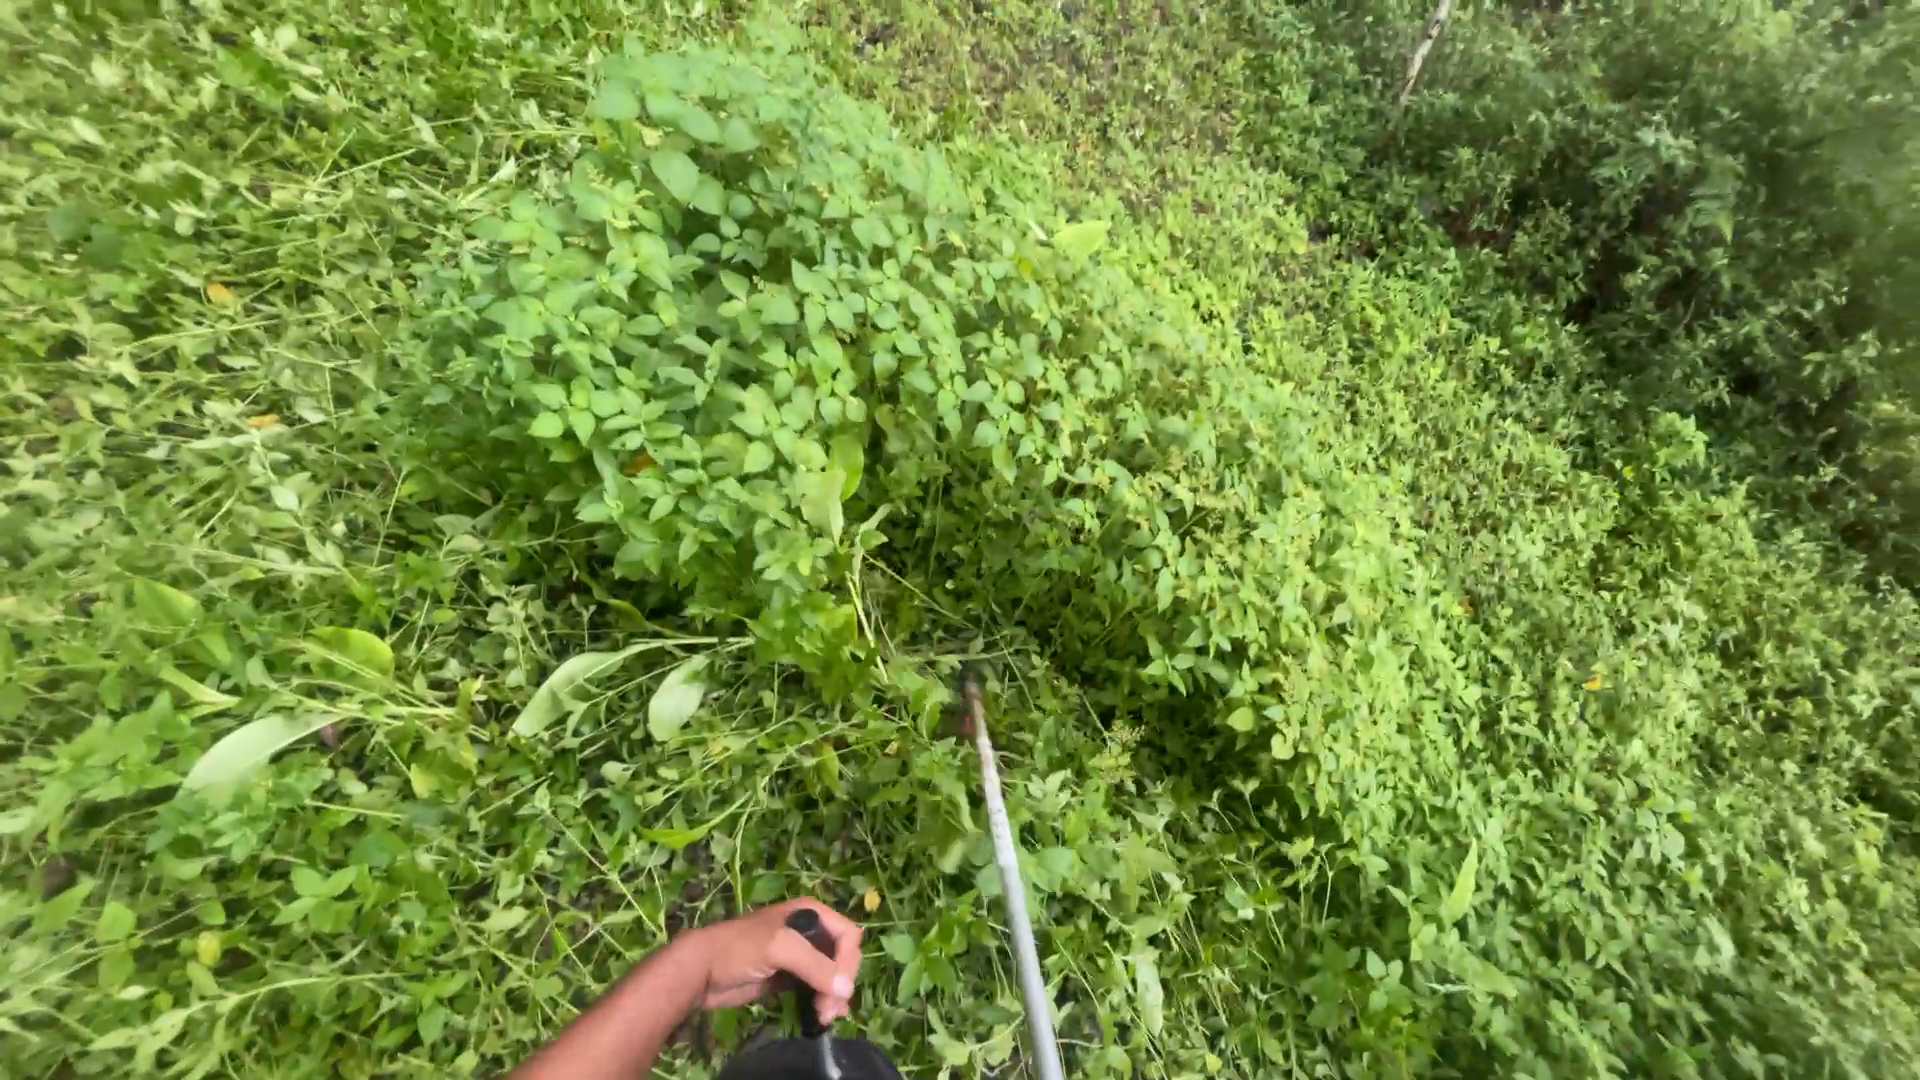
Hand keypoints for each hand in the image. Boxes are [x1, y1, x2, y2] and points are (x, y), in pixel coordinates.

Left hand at [689, 898, 863, 1025]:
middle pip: (842, 956)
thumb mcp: (780, 947)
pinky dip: (822, 1000)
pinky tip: (823, 1016)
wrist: (702, 970)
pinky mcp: (787, 977)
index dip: (848, 961)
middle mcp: (809, 931)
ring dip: (833, 995)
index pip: (847, 935)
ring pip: (830, 974)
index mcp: (811, 913)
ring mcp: (798, 955)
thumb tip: (846, 989)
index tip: (838, 988)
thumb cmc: (740, 948)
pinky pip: (815, 987)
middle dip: (840, 982)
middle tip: (829, 1010)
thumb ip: (814, 964)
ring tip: (824, 1017)